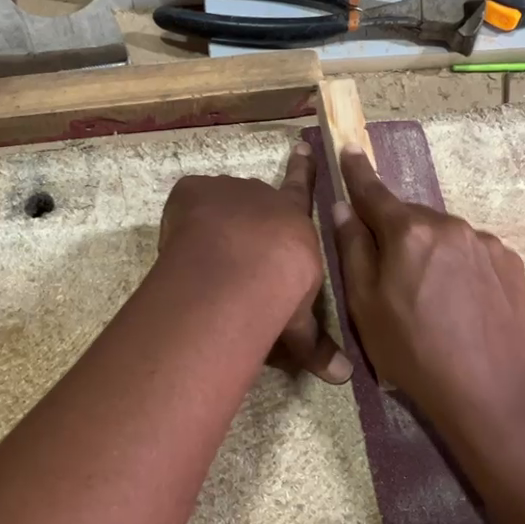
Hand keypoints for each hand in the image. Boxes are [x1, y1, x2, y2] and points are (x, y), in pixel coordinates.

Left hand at [158, 143, 351, 384]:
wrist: (244, 266)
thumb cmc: (281, 292)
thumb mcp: (299, 322)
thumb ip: (314, 345)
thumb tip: (343, 376)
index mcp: (293, 222)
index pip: (302, 190)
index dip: (304, 170)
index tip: (303, 147)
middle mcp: (262, 199)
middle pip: (255, 201)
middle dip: (248, 217)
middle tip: (237, 248)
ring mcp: (227, 190)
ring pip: (220, 201)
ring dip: (215, 221)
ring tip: (205, 255)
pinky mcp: (193, 191)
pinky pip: (188, 199)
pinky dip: (183, 218)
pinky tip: (181, 243)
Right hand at [331, 149, 524, 419]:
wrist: (486, 387)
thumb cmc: (411, 350)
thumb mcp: (364, 305)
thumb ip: (352, 250)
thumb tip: (344, 208)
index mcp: (407, 231)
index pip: (374, 192)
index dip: (357, 171)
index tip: (349, 148)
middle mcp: (449, 225)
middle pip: (410, 217)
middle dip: (395, 233)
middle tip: (388, 275)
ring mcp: (484, 241)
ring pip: (442, 236)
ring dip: (429, 251)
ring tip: (429, 297)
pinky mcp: (510, 261)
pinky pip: (471, 252)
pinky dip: (458, 266)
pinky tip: (458, 302)